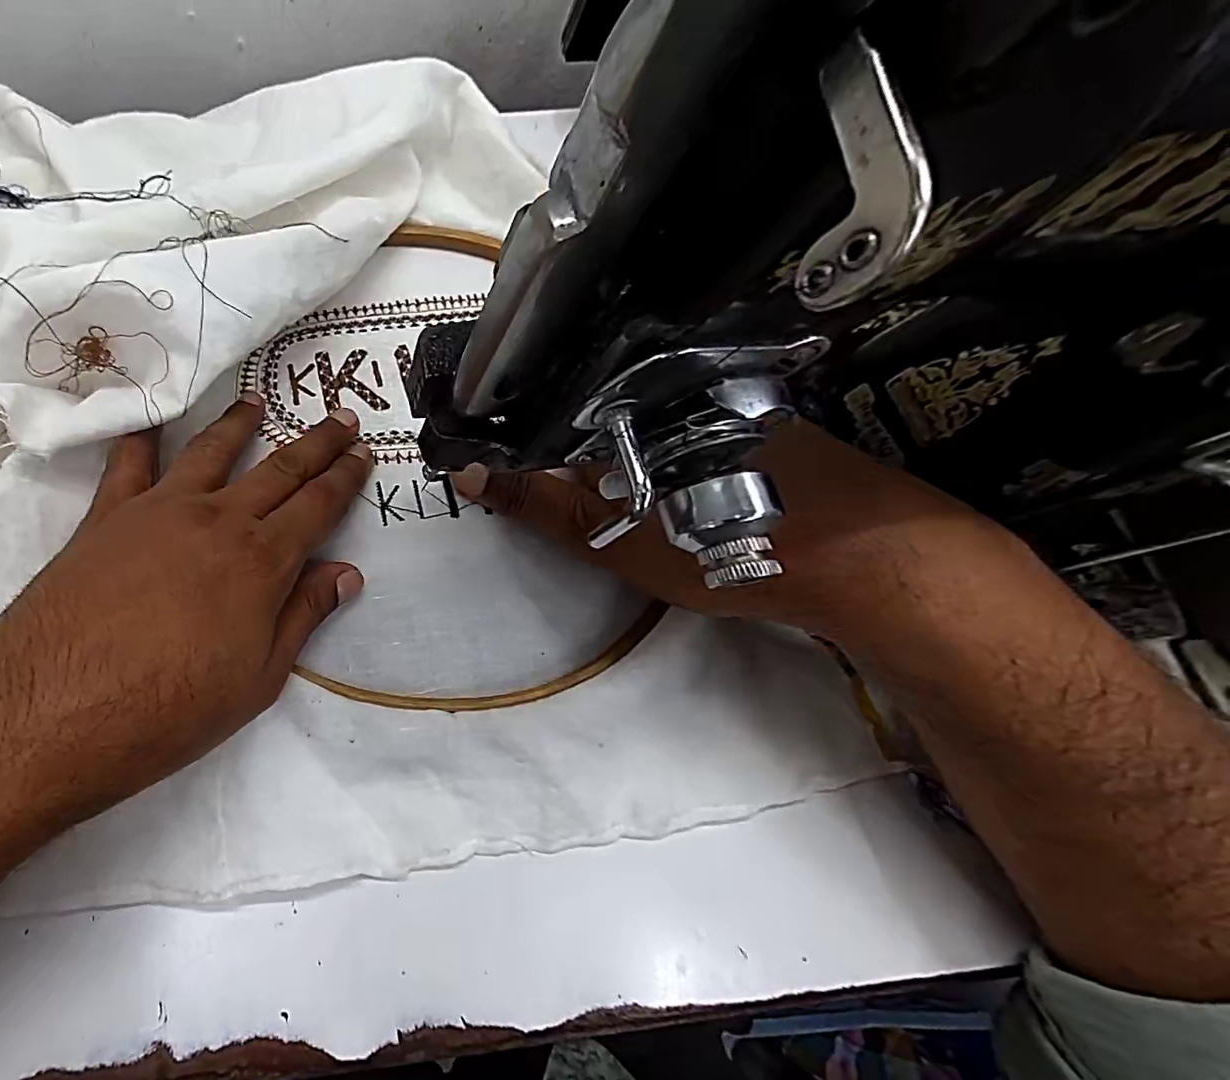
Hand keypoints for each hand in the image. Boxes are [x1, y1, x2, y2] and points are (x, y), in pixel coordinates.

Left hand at [0, 395, 372, 816]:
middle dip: (315, 443)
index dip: (344, 479)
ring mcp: (159, 510)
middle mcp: (216, 520)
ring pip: (210, 452)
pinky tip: (149, 420)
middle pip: (278, 469)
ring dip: (238, 424)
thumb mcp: (257, 679)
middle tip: (339, 418)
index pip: (317, 507)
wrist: (60, 706)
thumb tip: (345, 573)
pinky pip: (128, 462)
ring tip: (256, 403)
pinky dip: (141, 436)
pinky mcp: (107, 514)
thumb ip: (302, 617)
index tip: (362, 453)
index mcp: (260, 561)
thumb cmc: (171, 708)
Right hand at [451, 420, 1036, 649]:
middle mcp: (673, 394)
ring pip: (639, 424)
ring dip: (614, 456)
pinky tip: (674, 489)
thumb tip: (468, 473)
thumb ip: (537, 503)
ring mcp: (721, 406)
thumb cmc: (720, 543)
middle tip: (566, 499)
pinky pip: (685, 431)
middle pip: (593, 418)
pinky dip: (661, 455)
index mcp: (631, 409)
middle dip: (567, 453)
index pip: (552, 417)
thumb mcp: (611, 535)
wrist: (864, 559)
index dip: (524, 445)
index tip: (509, 473)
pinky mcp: (759, 425)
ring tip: (616, 498)